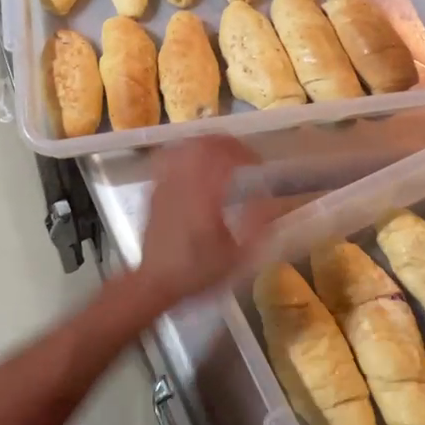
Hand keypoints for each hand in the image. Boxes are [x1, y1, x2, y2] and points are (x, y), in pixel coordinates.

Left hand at [134, 137, 275, 307]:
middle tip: (243, 155)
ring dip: (206, 144)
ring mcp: (164, 182)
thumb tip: (271, 198)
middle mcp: (182, 182)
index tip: (258, 162)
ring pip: (185, 146)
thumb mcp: (236, 257)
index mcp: (204, 196)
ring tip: (223, 154)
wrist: (156, 281)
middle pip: (203, 144)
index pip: (223, 156)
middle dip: (226, 143)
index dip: (243, 152)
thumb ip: (256, 226)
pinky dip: (186, 151)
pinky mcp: (154, 188)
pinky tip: (195, 161)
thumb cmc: (198, 271)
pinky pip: (169, 156)